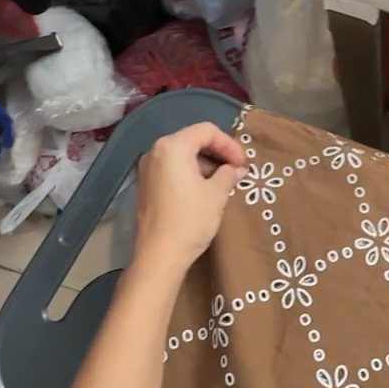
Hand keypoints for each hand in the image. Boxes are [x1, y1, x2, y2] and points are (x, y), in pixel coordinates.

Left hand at [131, 122, 246, 277]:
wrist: (159, 256)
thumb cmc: (190, 220)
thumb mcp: (216, 194)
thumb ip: (229, 174)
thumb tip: (236, 169)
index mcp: (172, 147)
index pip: (206, 131)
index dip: (229, 144)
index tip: (243, 164)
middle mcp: (155, 151)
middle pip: (193, 140)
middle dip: (218, 153)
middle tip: (236, 170)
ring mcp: (147, 169)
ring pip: (182, 155)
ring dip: (205, 164)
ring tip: (224, 181)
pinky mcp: (146, 186)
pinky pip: (172, 169)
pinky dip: (191, 173)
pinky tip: (205, 190)